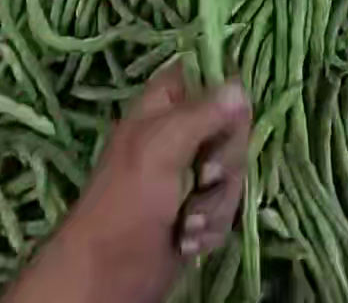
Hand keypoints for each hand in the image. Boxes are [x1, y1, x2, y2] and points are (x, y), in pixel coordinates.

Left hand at [2, 66, 251, 302]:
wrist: (107, 274)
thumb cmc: (127, 199)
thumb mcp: (163, 146)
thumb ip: (203, 114)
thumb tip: (240, 88)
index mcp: (167, 99)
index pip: (212, 73)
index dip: (229, 94)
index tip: (231, 120)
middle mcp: (182, 126)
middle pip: (233, 125)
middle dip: (225, 162)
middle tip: (204, 178)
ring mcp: (191, 167)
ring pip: (234, 168)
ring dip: (217, 203)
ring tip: (188, 223)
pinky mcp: (199, 204)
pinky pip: (229, 202)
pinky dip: (213, 225)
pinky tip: (189, 240)